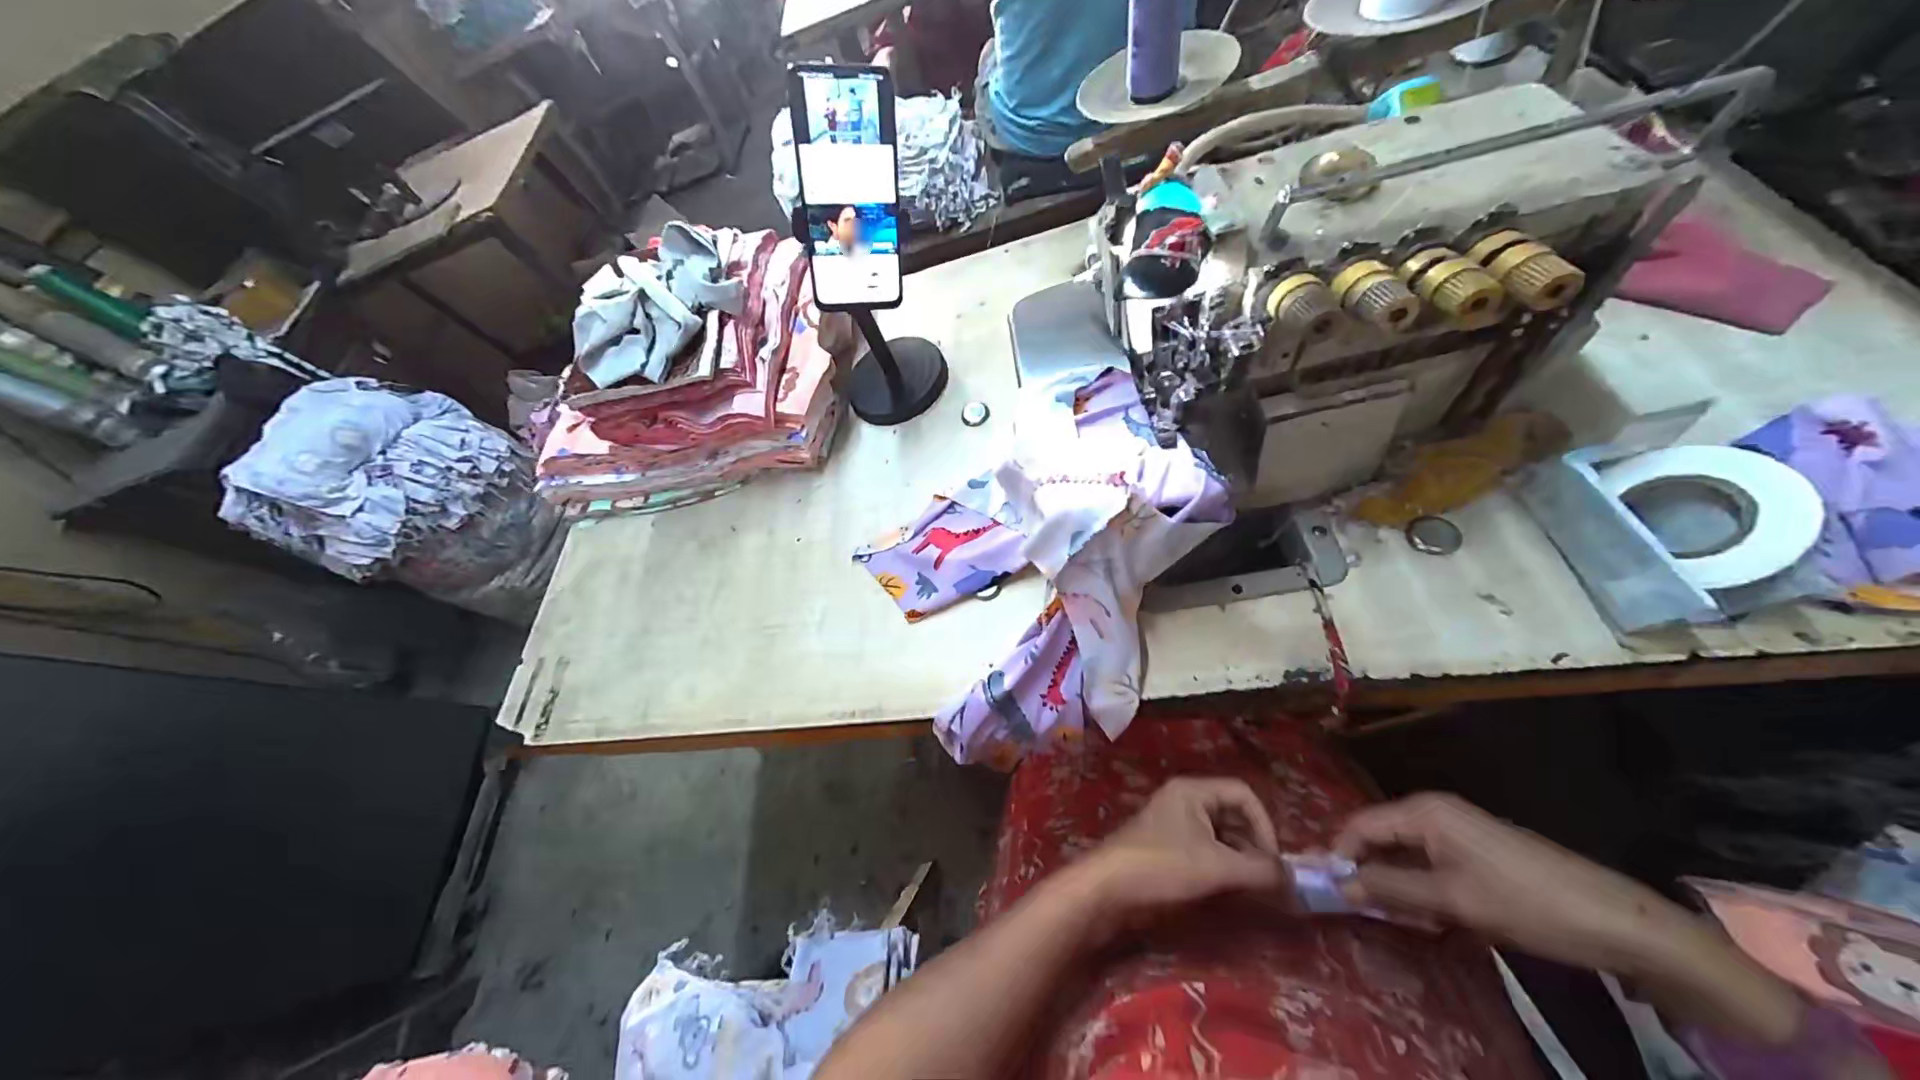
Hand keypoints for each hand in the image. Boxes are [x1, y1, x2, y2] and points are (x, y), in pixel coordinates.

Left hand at [1067, 777, 1286, 937]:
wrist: (1107, 888)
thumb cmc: (1161, 865)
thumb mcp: (1217, 867)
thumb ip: (1259, 870)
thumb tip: (1294, 878)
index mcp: (1192, 791)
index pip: (1243, 794)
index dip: (1265, 825)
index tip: (1274, 861)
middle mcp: (1183, 800)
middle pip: (1232, 814)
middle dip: (1254, 845)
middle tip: (1268, 879)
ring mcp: (1173, 823)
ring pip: (1220, 835)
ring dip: (1239, 859)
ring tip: (1253, 889)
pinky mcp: (1166, 847)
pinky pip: (1204, 850)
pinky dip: (1221, 867)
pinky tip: (1229, 891)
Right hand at [1333, 793, 1689, 976]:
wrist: (1619, 922)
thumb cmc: (1526, 903)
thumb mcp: (1451, 901)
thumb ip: (1390, 888)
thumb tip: (1340, 884)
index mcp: (1423, 811)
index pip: (1359, 825)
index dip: (1339, 855)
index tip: (1328, 890)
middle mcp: (1434, 811)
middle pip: (1380, 837)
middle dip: (1369, 872)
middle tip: (1364, 911)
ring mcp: (1458, 830)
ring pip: (1405, 853)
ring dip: (1397, 884)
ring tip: (1401, 919)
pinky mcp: (1477, 851)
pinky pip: (1430, 862)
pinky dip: (1422, 887)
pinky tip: (1433, 916)